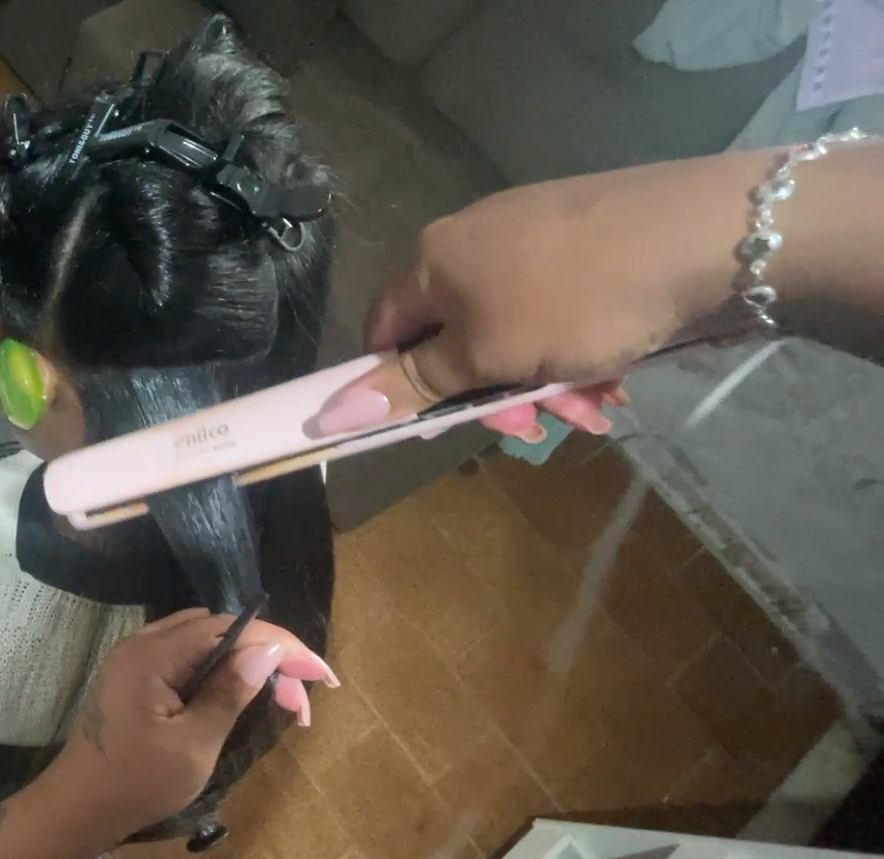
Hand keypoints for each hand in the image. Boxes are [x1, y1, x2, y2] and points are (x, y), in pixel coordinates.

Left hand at [40, 610, 336, 843]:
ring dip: (242, 660)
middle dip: (264, 651)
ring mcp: (132, 658)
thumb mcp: (194, 743)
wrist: (80, 805)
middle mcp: (138, 645)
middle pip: (212, 628)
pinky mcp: (133, 676)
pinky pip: (182, 656)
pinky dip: (216, 668)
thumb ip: (229, 692)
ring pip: (199, 641)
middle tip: (302, 692)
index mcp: (150, 656)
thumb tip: (268, 650)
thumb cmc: (137, 782)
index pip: (224, 628)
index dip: (276, 643)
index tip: (320, 673)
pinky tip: (240, 692)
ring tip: (282, 695)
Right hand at [314, 151, 774, 440]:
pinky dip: (573, 350)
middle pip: (450, 336)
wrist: (731, 231)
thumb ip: (405, 388)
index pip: (381, 330)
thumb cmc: (577, 299)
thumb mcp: (481, 357)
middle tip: (525, 428)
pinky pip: (557, 309)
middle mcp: (474, 238)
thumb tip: (327, 417)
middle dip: (484, 391)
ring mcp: (537, 234)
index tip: (432, 420)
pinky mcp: (593, 236)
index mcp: (432, 258)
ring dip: (536, 382)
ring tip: (586, 410)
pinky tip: (610, 379)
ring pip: (509, 329)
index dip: (395, 381)